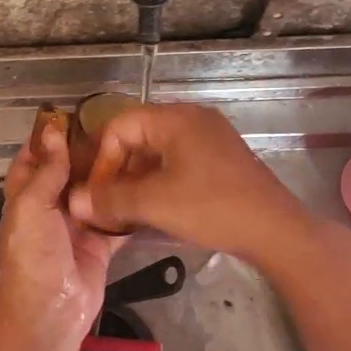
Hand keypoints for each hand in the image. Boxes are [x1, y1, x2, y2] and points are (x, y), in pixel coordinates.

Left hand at [0, 124, 118, 349]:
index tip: (75, 115)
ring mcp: (75, 228)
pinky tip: (148, 186)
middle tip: (118, 130)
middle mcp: (49, 209)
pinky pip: (116, 222)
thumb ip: (47, 170)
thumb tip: (52, 131)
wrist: (49, 310)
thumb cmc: (32, 254)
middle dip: (88, 155)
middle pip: (68, 175)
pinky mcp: (100, 247)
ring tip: (138, 149)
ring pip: (95, 195)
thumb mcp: (32, 205)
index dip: (49, 139)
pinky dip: (128, 208)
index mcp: (25, 197)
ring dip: (111, 178)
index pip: (34, 159)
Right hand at [68, 102, 309, 258]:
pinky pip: (177, 161)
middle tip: (108, 202)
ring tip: (127, 209)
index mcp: (175, 118)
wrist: (276, 231)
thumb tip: (74, 201)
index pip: (119, 125)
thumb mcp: (154, 204)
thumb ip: (109, 199)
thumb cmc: (212, 208)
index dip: (101, 158)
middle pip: (137, 135)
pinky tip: (155, 208)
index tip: (97, 192)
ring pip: (157, 151)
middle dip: (117, 169)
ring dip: (137, 178)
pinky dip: (159, 181)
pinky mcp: (221, 158)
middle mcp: (192, 119)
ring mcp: (210, 138)